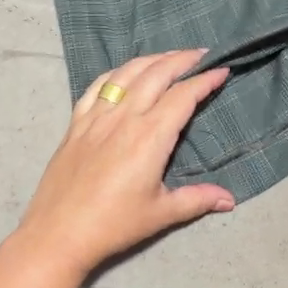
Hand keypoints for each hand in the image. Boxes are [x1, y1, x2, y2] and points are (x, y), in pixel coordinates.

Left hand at [10, 49, 235, 275]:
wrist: (59, 233)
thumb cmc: (113, 225)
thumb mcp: (161, 214)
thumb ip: (197, 200)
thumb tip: (229, 200)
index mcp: (149, 137)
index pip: (183, 96)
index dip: (205, 80)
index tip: (222, 69)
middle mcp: (123, 119)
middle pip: (155, 74)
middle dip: (181, 59)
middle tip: (201, 54)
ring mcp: (96, 118)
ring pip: (125, 74)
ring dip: (150, 60)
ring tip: (168, 57)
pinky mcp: (75, 125)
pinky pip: (97, 87)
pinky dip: (116, 73)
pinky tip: (124, 73)